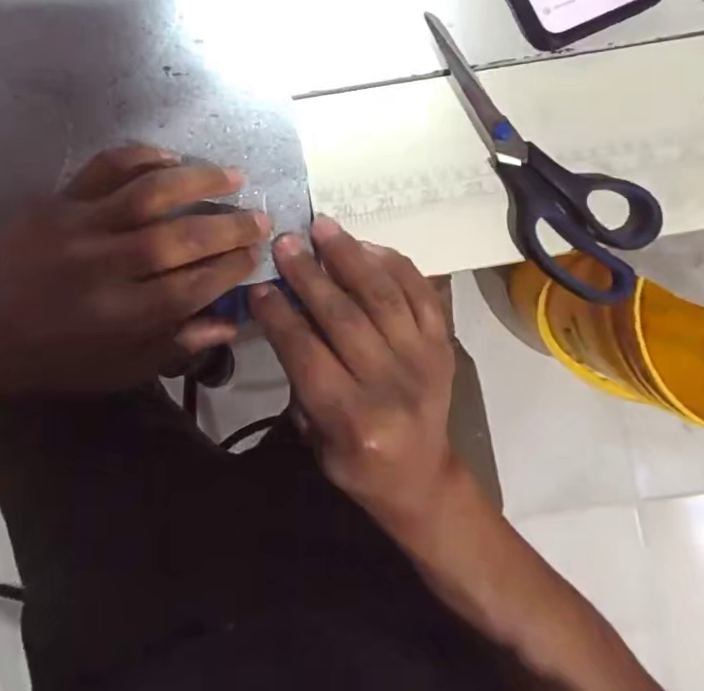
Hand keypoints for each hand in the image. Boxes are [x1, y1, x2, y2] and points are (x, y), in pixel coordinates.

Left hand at [0, 144, 268, 402]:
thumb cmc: (55, 360)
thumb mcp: (116, 371)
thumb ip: (173, 346)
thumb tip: (229, 323)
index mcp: (117, 318)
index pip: (191, 288)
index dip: (231, 269)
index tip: (256, 254)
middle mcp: (101, 269)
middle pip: (179, 240)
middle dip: (229, 227)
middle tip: (259, 216)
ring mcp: (76, 229)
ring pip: (148, 194)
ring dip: (198, 181)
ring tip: (232, 175)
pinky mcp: (55, 203)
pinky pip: (103, 168)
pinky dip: (141, 157)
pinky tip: (171, 157)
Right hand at [250, 217, 466, 527]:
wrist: (423, 476)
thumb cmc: (356, 462)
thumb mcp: (314, 434)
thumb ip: (299, 375)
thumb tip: (282, 310)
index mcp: (353, 418)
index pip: (308, 354)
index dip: (280, 316)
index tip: (260, 284)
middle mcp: (392, 385)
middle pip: (345, 317)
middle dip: (310, 275)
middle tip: (286, 241)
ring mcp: (424, 359)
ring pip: (383, 295)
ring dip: (349, 256)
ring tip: (324, 227)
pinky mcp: (443, 343)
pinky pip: (420, 291)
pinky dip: (393, 263)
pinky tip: (365, 245)